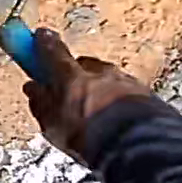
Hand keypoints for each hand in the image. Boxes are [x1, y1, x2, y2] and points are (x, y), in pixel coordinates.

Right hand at [23, 28, 154, 161]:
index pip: (52, 52)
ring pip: (105, 79)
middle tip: (66, 91)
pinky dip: (116, 100)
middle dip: (74, 74)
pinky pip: (124, 93)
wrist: (138, 148)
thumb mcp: (50, 122)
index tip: (38, 35)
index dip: (42, 43)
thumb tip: (34, 87)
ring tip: (92, 112)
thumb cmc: (87, 134)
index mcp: (70, 76)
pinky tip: (112, 118)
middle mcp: (99, 72)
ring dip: (97, 89)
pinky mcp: (147, 95)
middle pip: (82, 65)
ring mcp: (125, 82)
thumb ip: (40, 102)